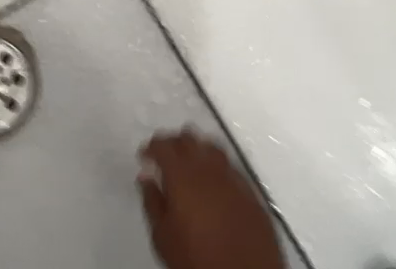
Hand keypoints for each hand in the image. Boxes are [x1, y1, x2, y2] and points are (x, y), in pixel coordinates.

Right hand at [139, 129, 285, 268]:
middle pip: (189, 138)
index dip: (151, 146)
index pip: (163, 145)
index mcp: (182, 175)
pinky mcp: (250, 190)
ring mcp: (233, 176)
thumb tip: (146, 177)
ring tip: (189, 163)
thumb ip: (152, 201)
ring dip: (198, 149)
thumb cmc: (196, 258)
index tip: (144, 156)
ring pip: (212, 147)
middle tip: (164, 156)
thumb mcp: (163, 236)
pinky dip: (217, 166)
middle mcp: (208, 167)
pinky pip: (230, 166)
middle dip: (174, 142)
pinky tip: (213, 181)